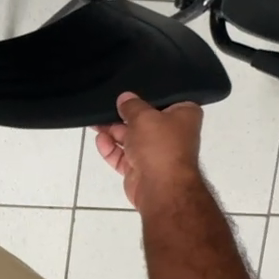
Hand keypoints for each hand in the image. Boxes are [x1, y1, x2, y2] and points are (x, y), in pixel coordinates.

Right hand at [93, 93, 203, 209]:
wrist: (161, 187)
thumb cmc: (160, 145)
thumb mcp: (144, 116)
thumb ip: (131, 105)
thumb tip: (124, 98)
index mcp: (183, 115)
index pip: (165, 99)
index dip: (146, 96)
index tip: (127, 91)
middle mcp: (171, 133)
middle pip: (143, 120)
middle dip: (123, 116)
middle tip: (104, 106)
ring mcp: (155, 152)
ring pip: (130, 138)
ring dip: (113, 131)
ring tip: (94, 122)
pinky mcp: (139, 168)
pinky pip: (122, 155)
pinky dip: (111, 148)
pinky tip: (100, 139)